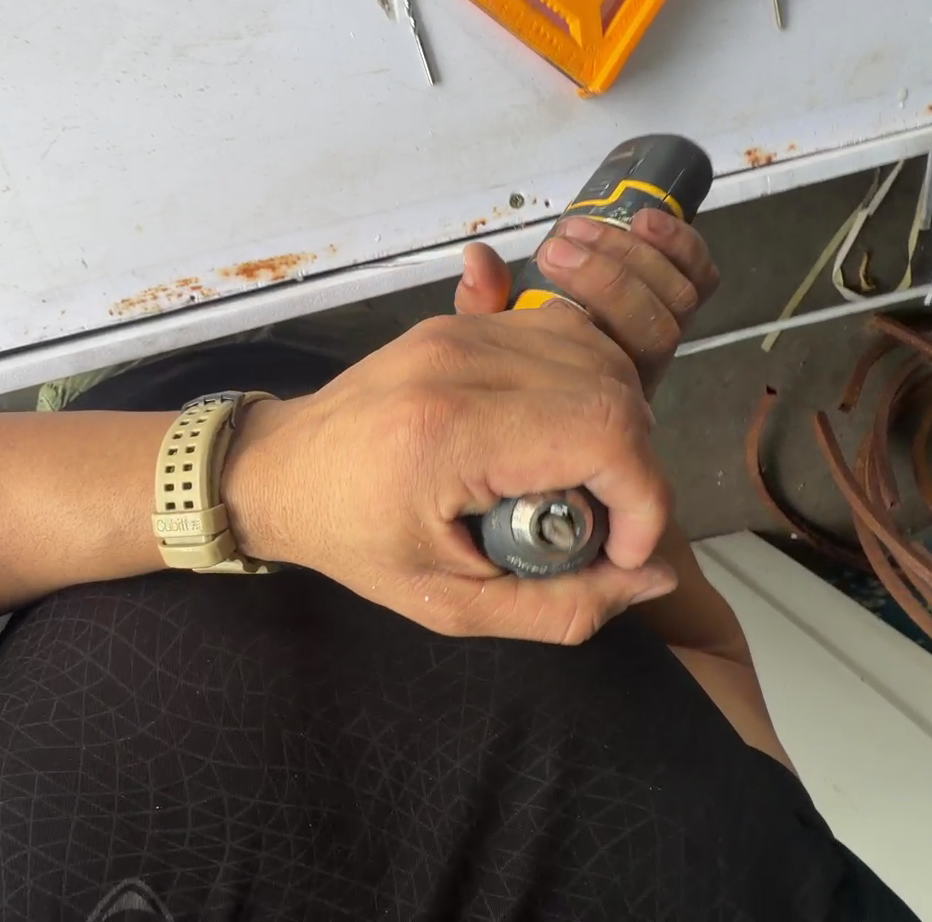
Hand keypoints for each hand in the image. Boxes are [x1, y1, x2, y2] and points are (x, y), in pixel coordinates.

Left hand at [224, 307, 676, 644]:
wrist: (280, 468)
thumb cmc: (352, 538)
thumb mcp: (449, 604)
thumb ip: (559, 608)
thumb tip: (651, 576)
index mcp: (449, 430)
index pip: (604, 431)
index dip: (645, 498)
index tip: (623, 549)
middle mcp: (457, 361)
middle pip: (610, 387)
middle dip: (633, 465)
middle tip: (598, 517)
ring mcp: (456, 331)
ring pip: (595, 350)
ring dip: (613, 419)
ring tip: (578, 476)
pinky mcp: (455, 323)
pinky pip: (556, 331)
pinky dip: (581, 380)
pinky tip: (554, 428)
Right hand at [454, 209, 718, 395]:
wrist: (538, 365)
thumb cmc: (509, 356)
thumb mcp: (483, 338)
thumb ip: (482, 307)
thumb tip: (479, 258)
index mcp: (597, 394)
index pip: (622, 356)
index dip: (592, 307)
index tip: (543, 279)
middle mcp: (639, 373)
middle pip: (655, 326)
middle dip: (607, 278)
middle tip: (555, 249)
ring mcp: (662, 337)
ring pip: (680, 298)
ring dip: (632, 254)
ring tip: (581, 226)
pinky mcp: (677, 304)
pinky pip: (701, 279)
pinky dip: (680, 245)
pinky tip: (643, 220)